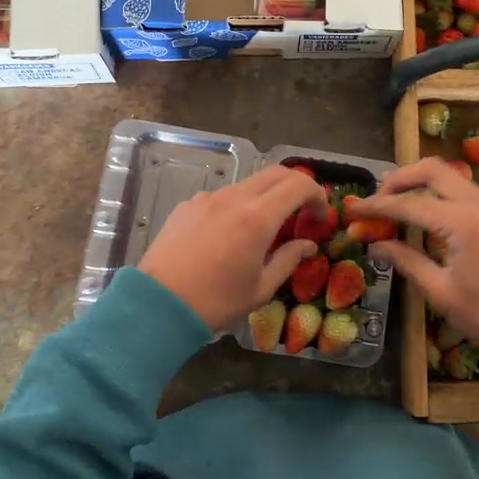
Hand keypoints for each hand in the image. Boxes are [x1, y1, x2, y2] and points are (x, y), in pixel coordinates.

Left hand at [138, 166, 325, 330]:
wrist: (157, 305)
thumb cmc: (216, 301)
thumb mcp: (261, 288)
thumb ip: (288, 260)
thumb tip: (308, 246)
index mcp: (258, 217)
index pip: (299, 185)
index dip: (317, 195)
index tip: (320, 216)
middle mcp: (234, 197)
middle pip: (275, 173)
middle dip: (296, 186)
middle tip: (302, 212)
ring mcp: (207, 198)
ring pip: (247, 185)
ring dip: (265, 197)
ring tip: (263, 230)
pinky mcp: (187, 205)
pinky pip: (221, 197)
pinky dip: (236, 207)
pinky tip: (228, 236)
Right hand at [356, 157, 478, 352]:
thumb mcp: (440, 292)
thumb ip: (406, 261)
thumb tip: (375, 246)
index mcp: (462, 222)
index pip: (409, 204)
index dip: (377, 206)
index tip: (353, 210)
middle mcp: (478, 202)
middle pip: (431, 170)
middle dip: (399, 179)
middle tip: (377, 199)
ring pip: (449, 175)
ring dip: (420, 181)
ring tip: (396, 203)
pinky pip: (464, 189)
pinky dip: (440, 192)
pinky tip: (427, 213)